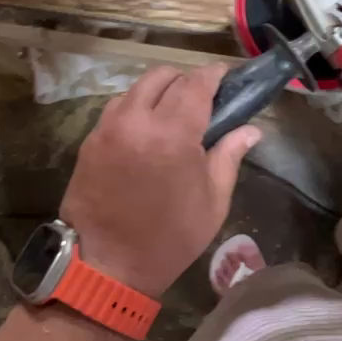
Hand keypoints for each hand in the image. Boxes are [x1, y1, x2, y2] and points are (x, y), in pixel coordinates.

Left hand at [59, 64, 260, 296]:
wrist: (106, 265)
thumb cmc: (169, 238)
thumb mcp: (213, 201)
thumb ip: (229, 155)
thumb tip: (251, 129)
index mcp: (173, 134)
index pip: (196, 84)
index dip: (213, 74)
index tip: (225, 76)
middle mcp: (137, 120)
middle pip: (164, 77)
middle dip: (186, 80)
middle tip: (202, 99)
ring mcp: (108, 127)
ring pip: (137, 88)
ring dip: (159, 91)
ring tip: (172, 113)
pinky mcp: (90, 140)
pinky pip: (117, 108)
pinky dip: (136, 107)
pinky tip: (146, 130)